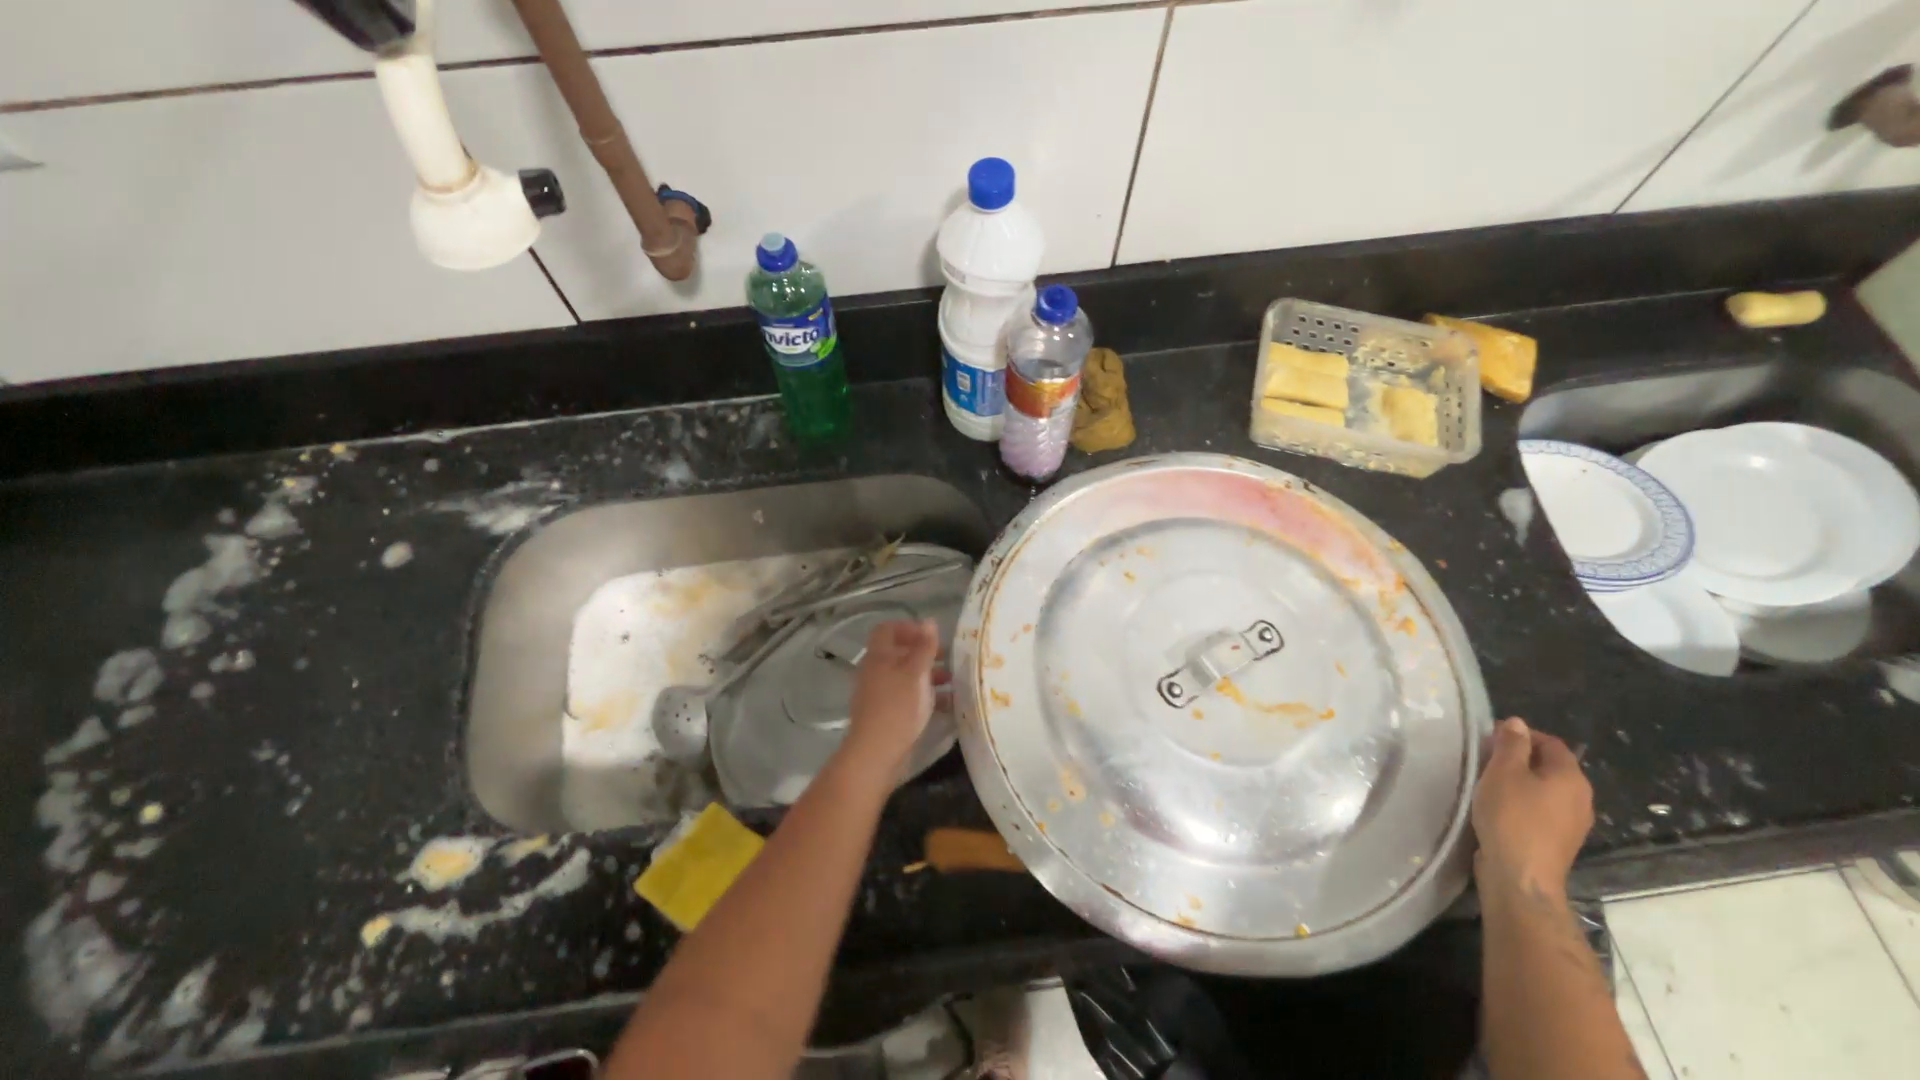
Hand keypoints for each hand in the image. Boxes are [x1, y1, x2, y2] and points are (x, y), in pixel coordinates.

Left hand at [843, 619, 941, 773]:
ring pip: (906, 676)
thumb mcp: (916, 673)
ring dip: (929, 676)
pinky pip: (908, 697)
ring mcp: (880, 694)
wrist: (877, 753)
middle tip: (949, 659)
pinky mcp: (887, 714)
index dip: (908, 628)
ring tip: (953, 682)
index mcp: (879, 657)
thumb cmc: (898, 707)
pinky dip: (926, 697)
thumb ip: (924, 647)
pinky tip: (947, 705)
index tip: (931, 637)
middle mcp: (876, 671)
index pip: (887, 630)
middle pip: (899, 653)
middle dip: (925, 654)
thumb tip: (929, 620)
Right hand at [1472, 717, 1592, 901]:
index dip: (1522, 735)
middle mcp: (1581, 798)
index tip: (1491, 738)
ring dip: (1521, 783)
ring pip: (1546, 791)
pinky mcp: (1559, 842)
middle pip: (1551, 767)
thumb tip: (1517, 723)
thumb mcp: (1503, 772)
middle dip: (1521, 758)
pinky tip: (1501, 810)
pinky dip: (1524, 804)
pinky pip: (1543, 812)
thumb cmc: (1512, 817)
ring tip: (1489, 784)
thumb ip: (1511, 744)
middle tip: (1486, 760)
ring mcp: (1573, 824)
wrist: (1521, 877)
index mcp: (1571, 777)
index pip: (1551, 743)